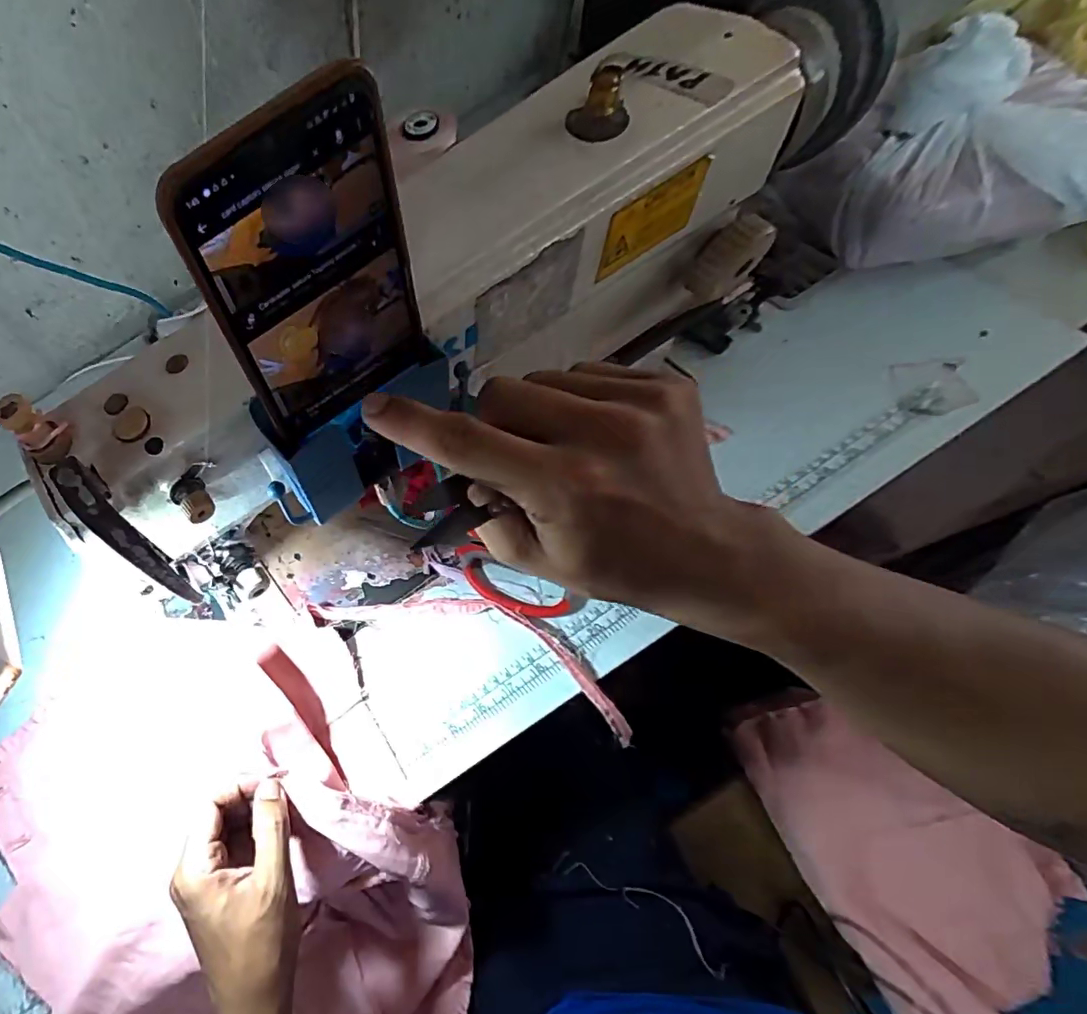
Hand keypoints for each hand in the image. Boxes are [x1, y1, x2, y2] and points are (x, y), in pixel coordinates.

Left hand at [170, 778, 299, 1013]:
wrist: (256, 1003)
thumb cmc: (263, 944)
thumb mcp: (273, 879)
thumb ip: (271, 826)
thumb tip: (270, 783)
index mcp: (192, 867)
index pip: (209, 804)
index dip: (241, 786)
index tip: (276, 784)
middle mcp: (187, 871)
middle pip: (215, 816)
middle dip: (249, 800)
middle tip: (285, 797)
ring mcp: (198, 884)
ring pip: (224, 832)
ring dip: (253, 818)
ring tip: (286, 814)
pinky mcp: (213, 893)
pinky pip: (230, 851)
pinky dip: (253, 838)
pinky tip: (277, 836)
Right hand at [361, 362, 809, 627]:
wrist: (708, 550)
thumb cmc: (621, 567)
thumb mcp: (546, 563)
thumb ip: (492, 520)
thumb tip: (470, 480)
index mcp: (564, 488)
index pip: (470, 445)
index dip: (417, 425)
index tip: (378, 407)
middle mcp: (599, 435)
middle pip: (500, 394)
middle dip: (491, 424)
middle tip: (512, 459)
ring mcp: (639, 402)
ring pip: (541, 379)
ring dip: (535, 412)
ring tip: (566, 449)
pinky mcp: (665, 385)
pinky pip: (586, 374)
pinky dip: (575, 401)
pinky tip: (600, 434)